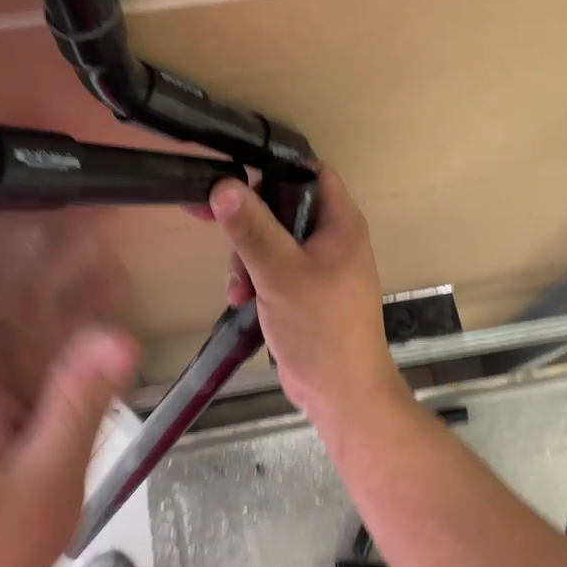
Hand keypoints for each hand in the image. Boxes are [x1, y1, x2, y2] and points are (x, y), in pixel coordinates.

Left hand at [0, 209, 138, 566]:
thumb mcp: (37, 481)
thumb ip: (77, 406)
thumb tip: (119, 336)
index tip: (4, 180)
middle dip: (37, 227)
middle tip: (87, 190)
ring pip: (25, 297)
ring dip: (62, 257)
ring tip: (107, 218)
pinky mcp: (11, 390)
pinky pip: (44, 333)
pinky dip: (75, 305)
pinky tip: (111, 284)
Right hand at [208, 169, 405, 425]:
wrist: (342, 395)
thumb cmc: (320, 328)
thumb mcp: (280, 273)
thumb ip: (252, 229)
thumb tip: (224, 186)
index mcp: (340, 222)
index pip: (310, 172)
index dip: (276, 171)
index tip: (237, 183)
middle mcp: (334, 237)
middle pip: (284, 206)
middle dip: (250, 224)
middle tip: (225, 236)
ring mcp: (321, 265)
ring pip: (273, 238)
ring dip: (247, 257)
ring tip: (237, 286)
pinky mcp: (306, 290)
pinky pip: (274, 267)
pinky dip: (255, 277)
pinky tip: (240, 298)